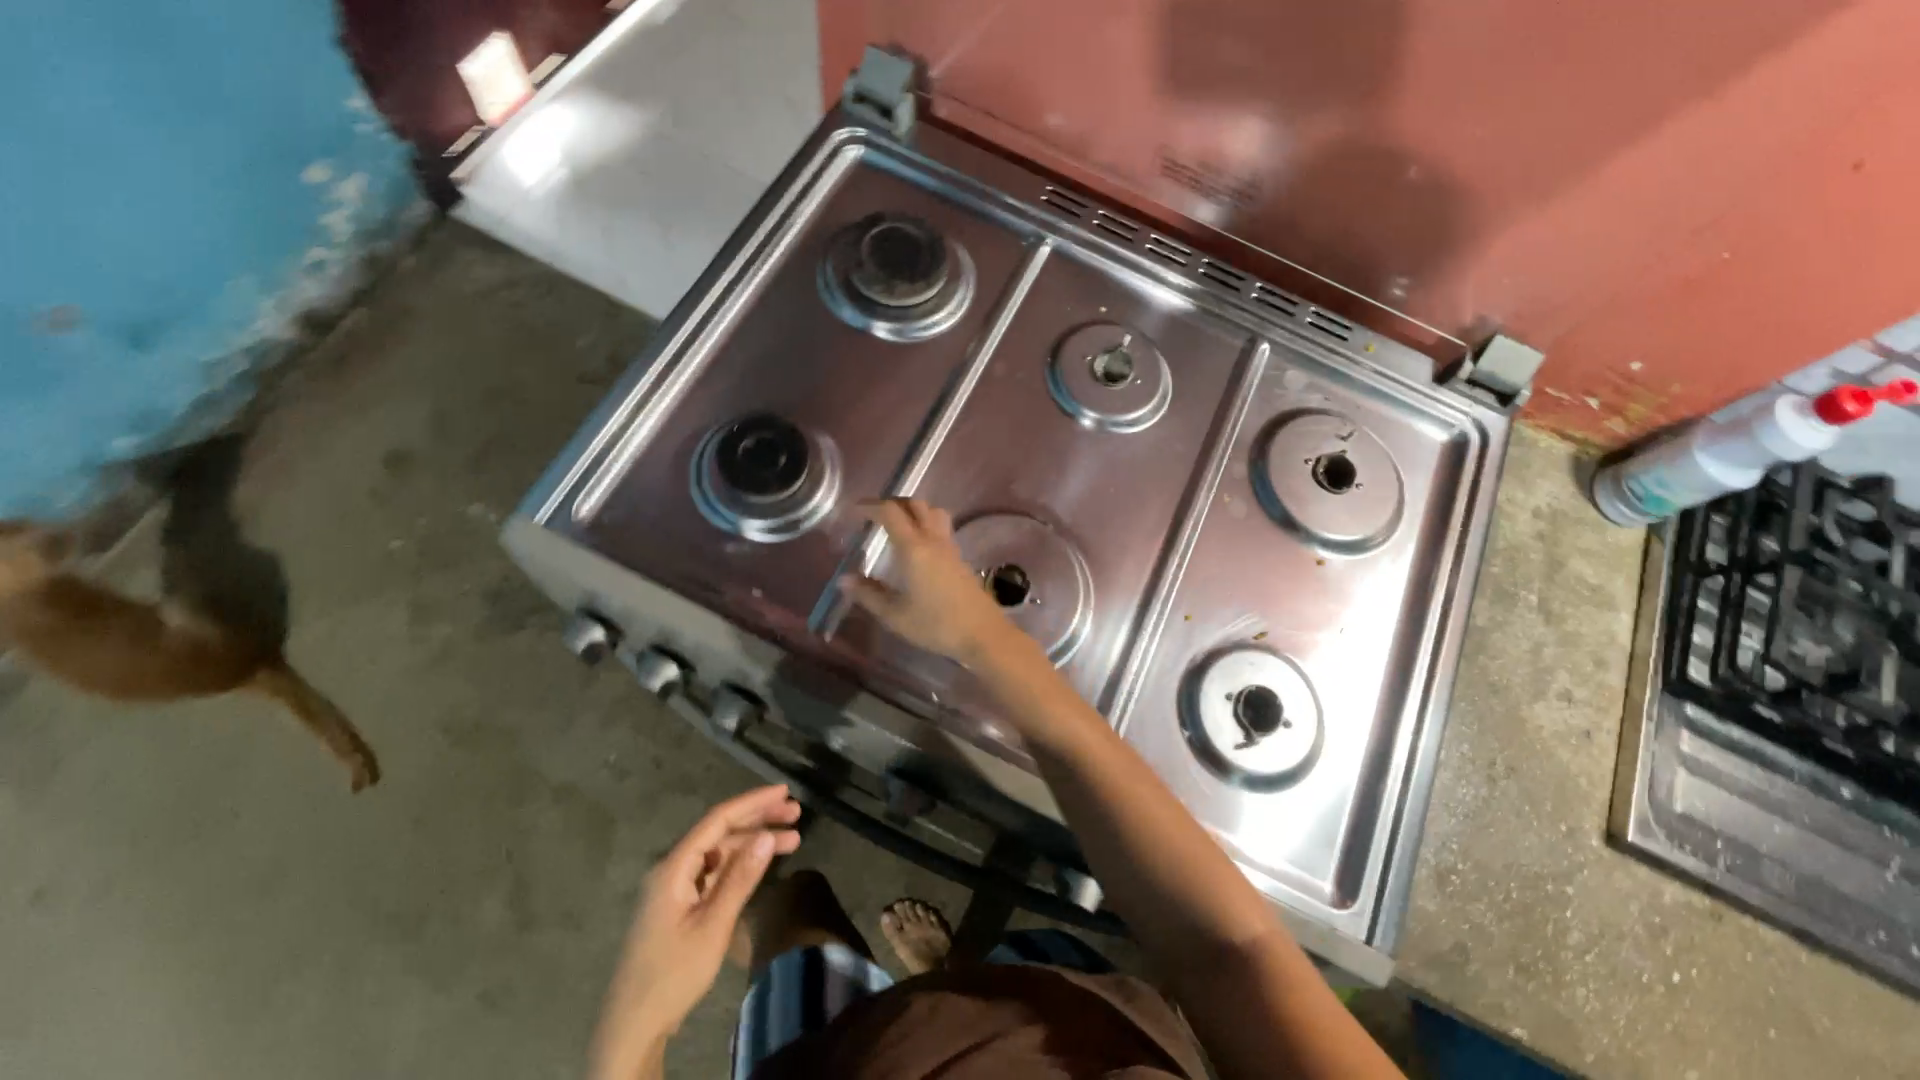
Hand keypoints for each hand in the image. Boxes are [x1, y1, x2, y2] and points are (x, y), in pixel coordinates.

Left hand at [591, 786, 801, 1078]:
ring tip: (793, 839)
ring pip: (718, 853)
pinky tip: (761, 864)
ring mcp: (674, 888)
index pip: (717, 820)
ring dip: (752, 844)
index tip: (784, 792)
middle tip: (796, 813)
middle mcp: (671, 869)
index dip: (752, 803)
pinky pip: (713, 872)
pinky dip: (739, 865)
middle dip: (757, 819)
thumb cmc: (674, 973)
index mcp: (673, 867)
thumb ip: (740, 878)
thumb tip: (767, 836)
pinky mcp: (679, 906)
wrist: (634, 1022)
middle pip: (718, 833)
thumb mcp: (713, 925)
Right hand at [842, 499, 1015, 664]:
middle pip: (915, 505)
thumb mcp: (895, 615)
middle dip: (892, 503)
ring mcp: (950, 548)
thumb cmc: (936, 625)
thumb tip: (844, 580)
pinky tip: (918, 548)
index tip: (854, 511)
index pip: (890, 512)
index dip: (870, 506)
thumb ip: (869, 594)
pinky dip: (926, 526)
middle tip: (875, 516)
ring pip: (933, 513)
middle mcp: (933, 540)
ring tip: (898, 526)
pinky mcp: (961, 559)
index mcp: (914, 548)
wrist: (983, 634)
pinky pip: (942, 529)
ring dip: (914, 511)